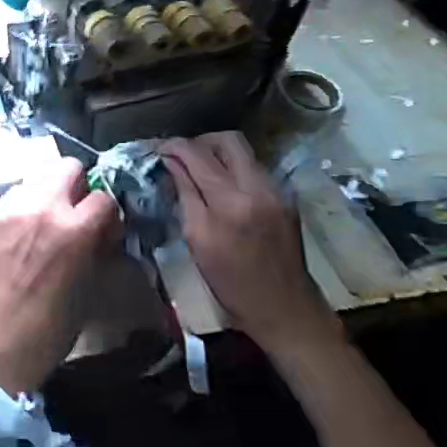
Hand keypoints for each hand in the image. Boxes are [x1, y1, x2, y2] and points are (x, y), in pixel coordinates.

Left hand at [0, 158, 121, 395]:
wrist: (2, 333)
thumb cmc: (55, 320)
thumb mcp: (93, 280)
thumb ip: (100, 242)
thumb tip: (106, 225)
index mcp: (75, 229)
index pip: (104, 197)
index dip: (107, 214)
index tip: (103, 227)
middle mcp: (43, 207)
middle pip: (68, 167)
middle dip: (78, 186)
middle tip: (76, 210)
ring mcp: (14, 207)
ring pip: (40, 175)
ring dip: (50, 191)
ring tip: (49, 217)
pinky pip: (18, 191)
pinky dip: (28, 202)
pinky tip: (28, 225)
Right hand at [160, 132, 340, 355]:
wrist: (283, 307)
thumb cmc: (230, 282)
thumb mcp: (197, 239)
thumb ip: (185, 195)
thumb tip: (170, 164)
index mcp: (229, 202)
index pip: (197, 154)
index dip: (174, 146)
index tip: (160, 150)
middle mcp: (256, 187)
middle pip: (227, 139)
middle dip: (200, 142)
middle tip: (183, 157)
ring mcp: (276, 190)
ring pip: (244, 152)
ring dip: (218, 156)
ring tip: (201, 173)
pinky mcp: (286, 198)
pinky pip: (255, 169)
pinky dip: (235, 171)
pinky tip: (225, 190)